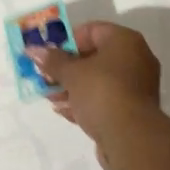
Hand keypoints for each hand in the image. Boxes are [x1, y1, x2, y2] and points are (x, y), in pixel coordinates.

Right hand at [28, 22, 161, 169]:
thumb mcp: (72, 74)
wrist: (131, 138)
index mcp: (125, 40)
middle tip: (46, 77)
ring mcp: (136, 86)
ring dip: (72, 87)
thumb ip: (53, 61)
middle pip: (94, 57)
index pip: (92, 30)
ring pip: (98, 80)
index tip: (49, 55)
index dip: (67, 41)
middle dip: (67, 68)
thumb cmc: (102, 93)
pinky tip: (64, 111)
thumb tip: (34, 50)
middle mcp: (135, 58)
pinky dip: (85, 102)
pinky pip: (105, 99)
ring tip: (50, 97)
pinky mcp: (132, 110)